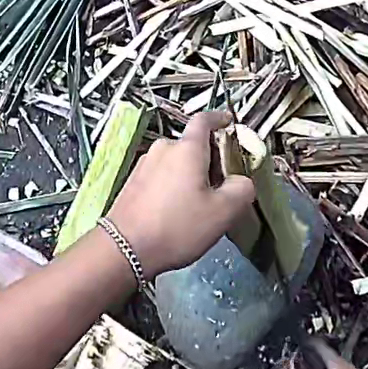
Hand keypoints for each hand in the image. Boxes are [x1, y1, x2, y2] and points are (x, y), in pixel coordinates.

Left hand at [106, 110, 255, 276]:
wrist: (124, 249)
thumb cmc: (176, 226)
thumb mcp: (223, 212)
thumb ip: (242, 189)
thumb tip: (242, 181)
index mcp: (187, 148)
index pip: (205, 120)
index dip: (220, 119)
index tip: (229, 123)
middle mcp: (164, 149)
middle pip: (193, 145)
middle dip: (211, 160)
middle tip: (222, 187)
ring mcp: (145, 164)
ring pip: (177, 161)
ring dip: (191, 175)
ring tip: (199, 205)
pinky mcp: (133, 181)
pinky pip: (162, 174)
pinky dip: (174, 185)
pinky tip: (176, 212)